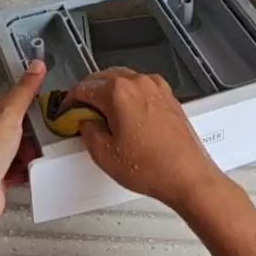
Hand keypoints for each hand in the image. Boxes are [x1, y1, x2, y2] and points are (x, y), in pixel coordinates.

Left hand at [0, 59, 45, 225]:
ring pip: (20, 149)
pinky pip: (19, 170)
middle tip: (50, 133)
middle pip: (18, 126)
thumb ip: (24, 89)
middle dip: (35, 132)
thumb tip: (36, 65)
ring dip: (32, 153)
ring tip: (40, 153)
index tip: (50, 106)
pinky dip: (28, 170)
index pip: (11, 100)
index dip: (31, 104)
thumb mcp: (9, 113)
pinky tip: (33, 170)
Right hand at [73, 68, 225, 211]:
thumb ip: (87, 130)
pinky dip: (129, 95)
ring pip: (123, 79)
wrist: (189, 177)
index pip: (83, 88)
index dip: (70, 101)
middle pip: (103, 78)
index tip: (67, 111)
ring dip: (108, 92)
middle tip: (81, 112)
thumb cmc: (153, 167)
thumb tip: (86, 121)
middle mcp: (138, 82)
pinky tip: (126, 115)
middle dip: (89, 93)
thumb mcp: (104, 154)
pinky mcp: (168, 96)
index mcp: (118, 91)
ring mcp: (156, 87)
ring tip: (103, 115)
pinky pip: (141, 87)